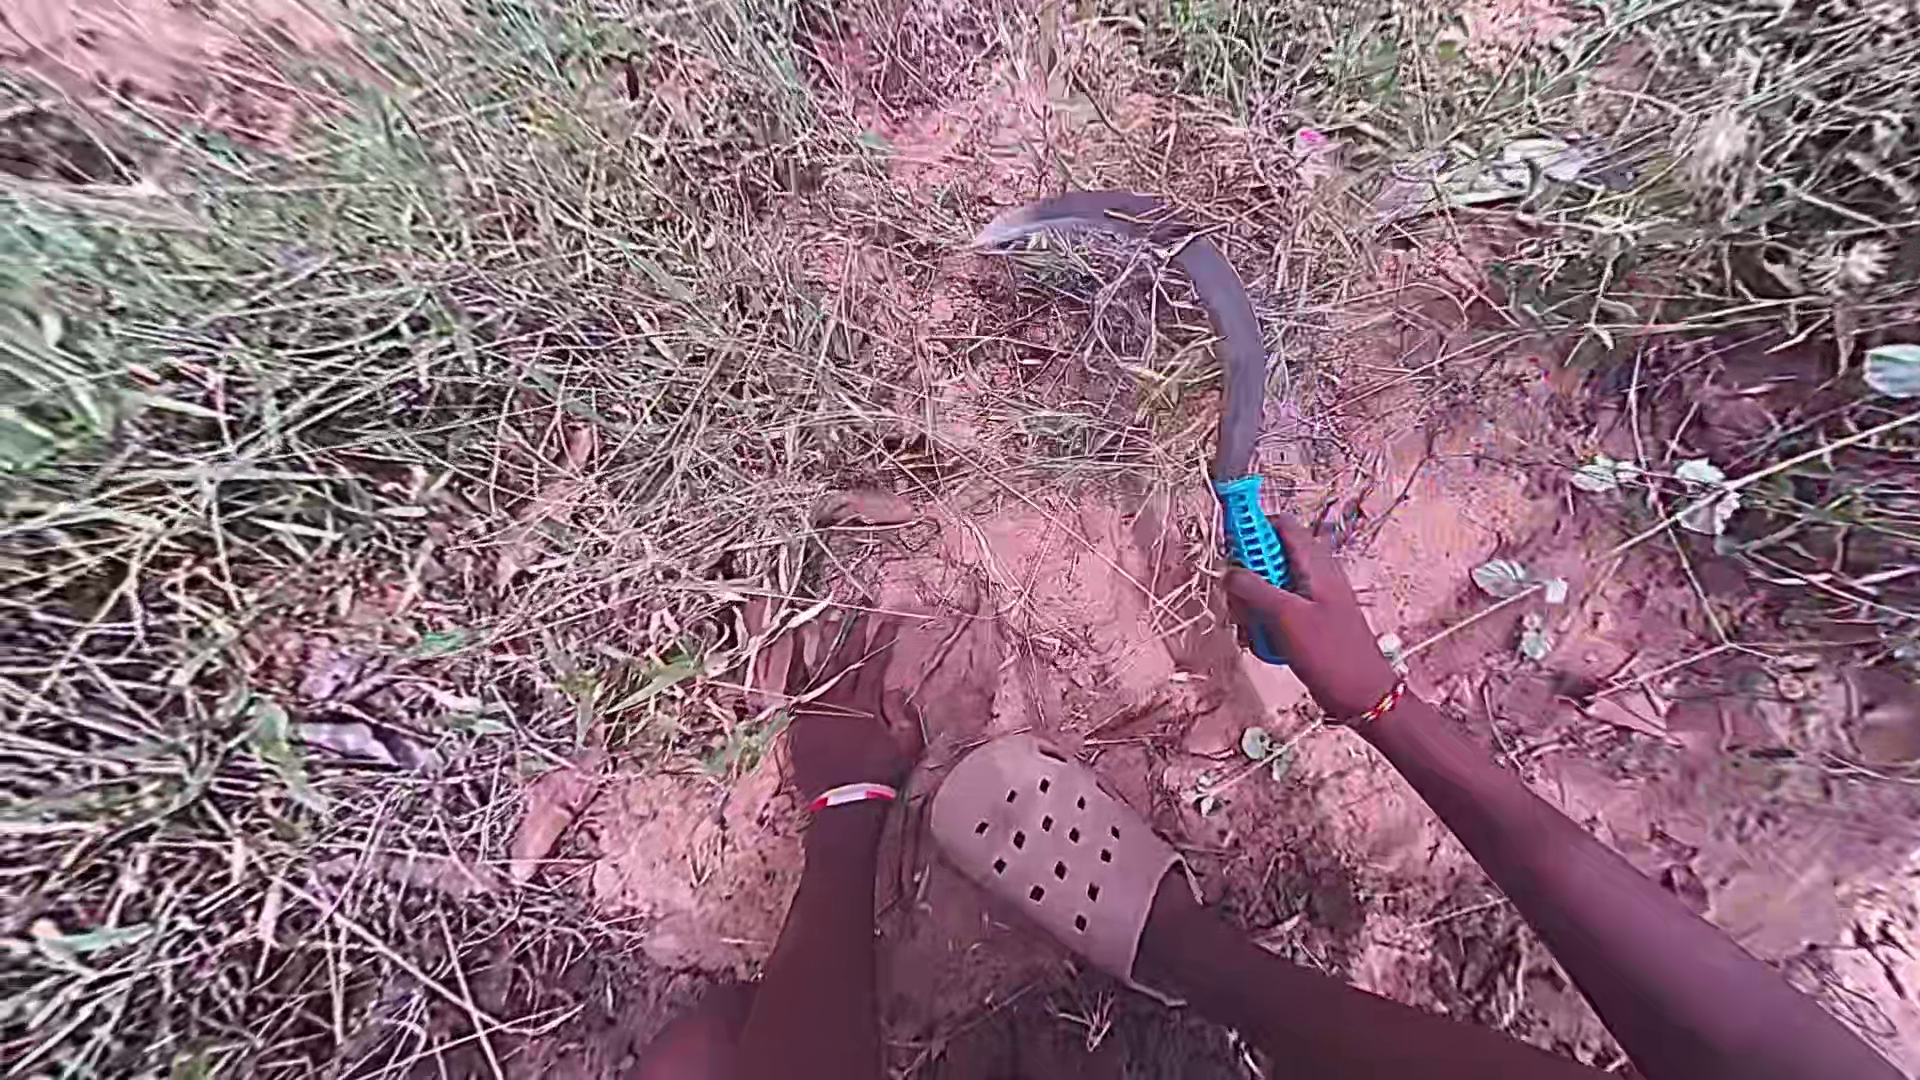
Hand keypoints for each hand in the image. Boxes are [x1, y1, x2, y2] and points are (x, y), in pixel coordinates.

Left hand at [785, 614, 922, 801]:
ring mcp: (817, 710)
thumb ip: (904, 716)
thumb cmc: (878, 777)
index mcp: (867, 705)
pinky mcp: (800, 722)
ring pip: (822, 667)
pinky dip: (794, 666)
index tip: (888, 621)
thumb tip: (893, 691)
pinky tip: (792, 647)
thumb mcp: (906, 747)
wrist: (844, 805)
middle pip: (849, 659)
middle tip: (861, 610)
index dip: (883, 641)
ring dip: (828, 641)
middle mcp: (840, 701)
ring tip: (831, 617)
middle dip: (857, 632)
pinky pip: (795, 688)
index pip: (876, 664)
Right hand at [1224, 515, 1398, 720]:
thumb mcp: (1285, 617)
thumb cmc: (1329, 653)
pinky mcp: (1302, 618)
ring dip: (1248, 603)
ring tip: (1249, 626)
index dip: (1252, 528)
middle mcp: (1311, 574)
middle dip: (1244, 575)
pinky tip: (1260, 639)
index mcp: (1314, 564)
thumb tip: (1227, 571)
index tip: (1228, 547)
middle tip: (1238, 599)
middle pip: (1265, 557)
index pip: (1280, 525)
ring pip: (1263, 585)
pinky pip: (1270, 607)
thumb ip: (1252, 588)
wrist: (1362, 696)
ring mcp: (1307, 597)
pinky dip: (1258, 619)